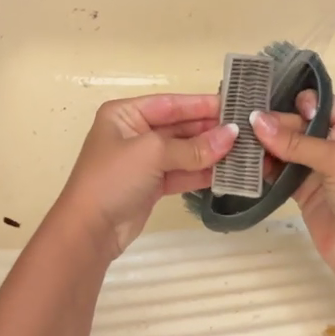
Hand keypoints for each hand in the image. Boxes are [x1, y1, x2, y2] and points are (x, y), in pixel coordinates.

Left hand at [53, 94, 237, 257]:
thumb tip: (232, 135)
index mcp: (125, 114)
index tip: (233, 104)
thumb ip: (194, 147)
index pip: (170, 103)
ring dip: (211, 152)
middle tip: (246, 130)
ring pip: (184, 151)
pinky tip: (228, 172)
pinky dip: (203, 172)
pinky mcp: (152, 184)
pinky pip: (183, 172)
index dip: (201, 104)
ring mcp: (144, 160)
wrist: (88, 231)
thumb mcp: (152, 154)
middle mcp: (135, 133)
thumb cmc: (113, 179)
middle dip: (210, 130)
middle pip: (180, 127)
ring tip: (244, 151)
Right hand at [253, 92, 334, 281]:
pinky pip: (279, 172)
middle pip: (298, 124)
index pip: (322, 103)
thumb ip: (297, 141)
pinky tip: (246, 162)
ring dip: (265, 144)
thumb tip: (256, 121)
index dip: (296, 99)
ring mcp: (318, 169)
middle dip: (274, 123)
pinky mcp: (303, 191)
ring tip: (238, 139)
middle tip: (243, 122)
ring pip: (286, 147)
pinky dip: (264, 167)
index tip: (265, 97)